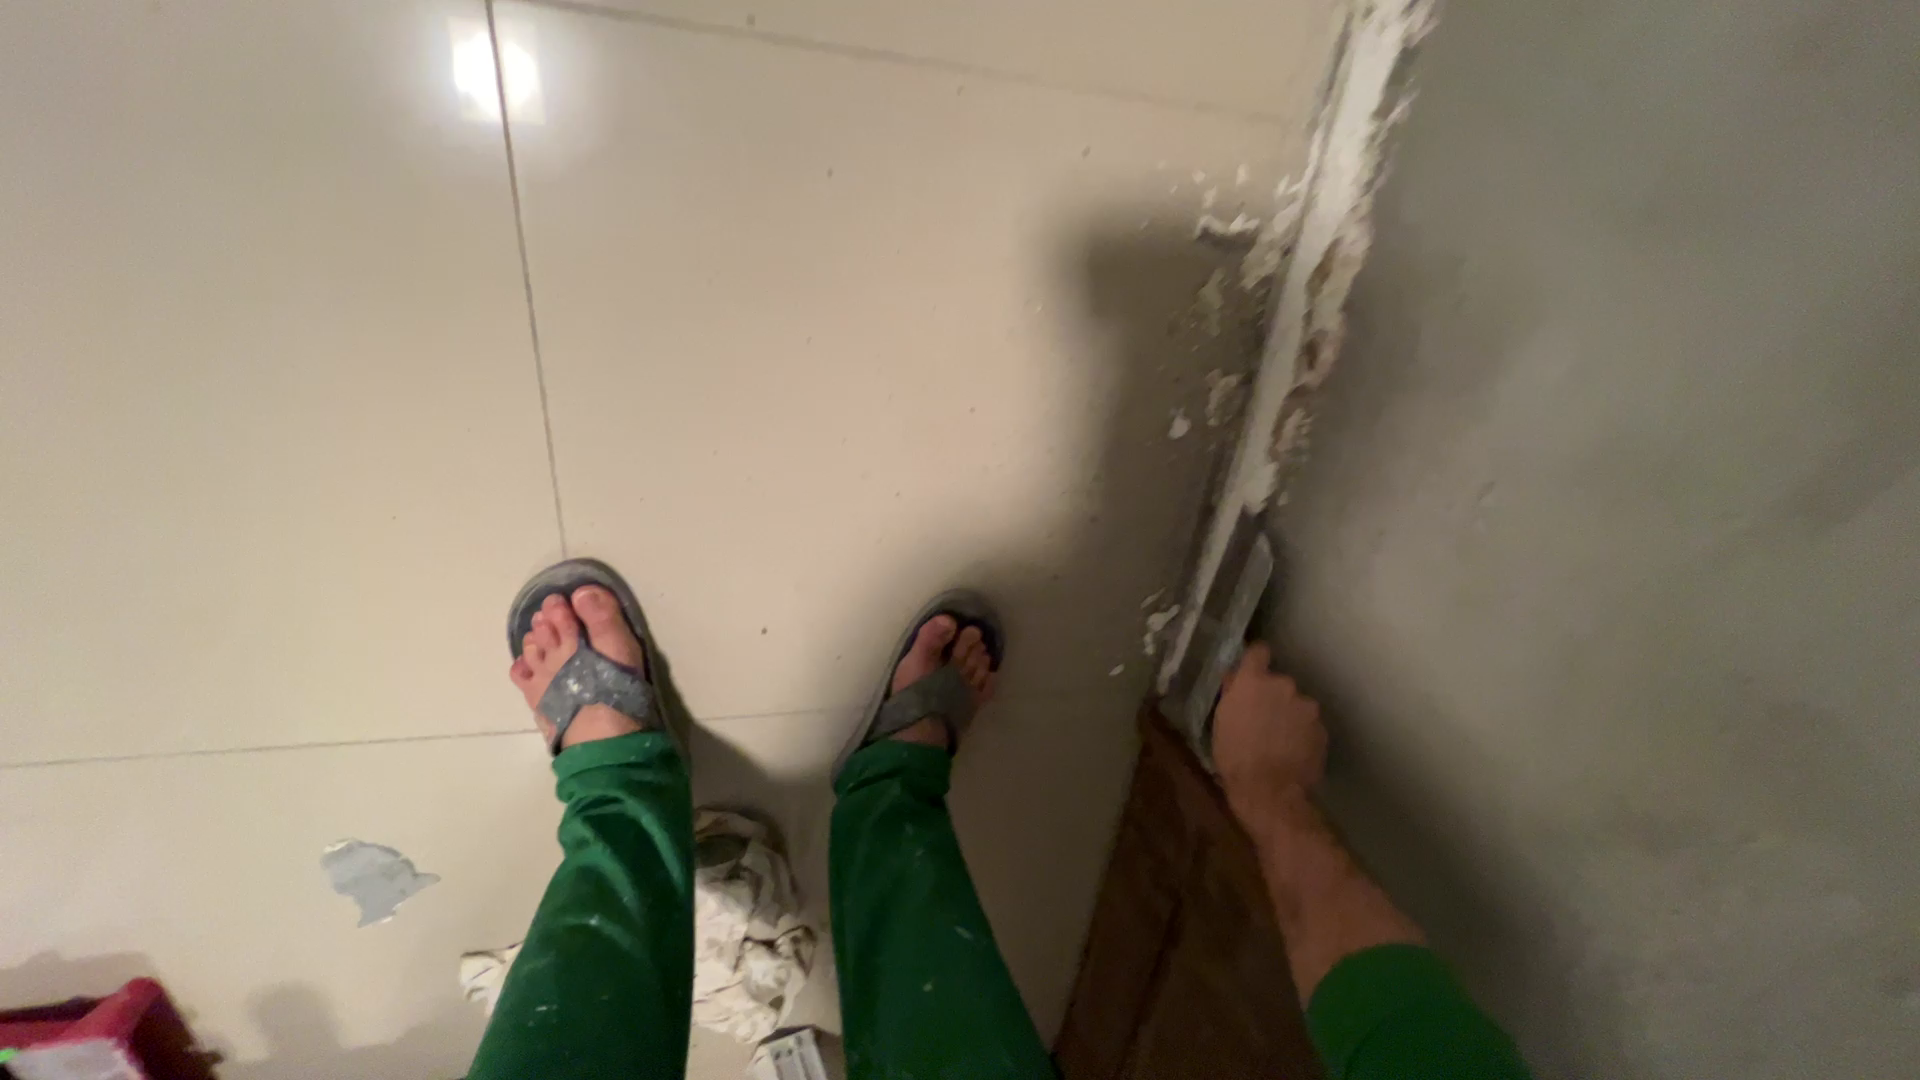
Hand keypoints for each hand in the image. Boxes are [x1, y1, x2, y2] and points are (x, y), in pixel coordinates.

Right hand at [1212, 642, 1325, 831]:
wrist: (1269, 790)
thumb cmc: (1234, 754)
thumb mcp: (1221, 720)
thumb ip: (1232, 693)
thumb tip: (1236, 678)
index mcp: (1254, 681)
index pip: (1259, 651)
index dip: (1256, 659)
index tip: (1253, 669)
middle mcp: (1284, 686)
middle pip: (1279, 682)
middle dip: (1273, 695)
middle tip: (1262, 718)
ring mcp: (1307, 706)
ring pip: (1296, 703)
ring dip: (1289, 714)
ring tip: (1279, 738)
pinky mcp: (1322, 728)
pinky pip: (1308, 723)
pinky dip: (1302, 732)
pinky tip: (1292, 750)